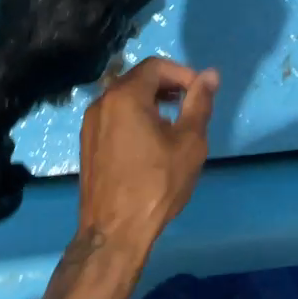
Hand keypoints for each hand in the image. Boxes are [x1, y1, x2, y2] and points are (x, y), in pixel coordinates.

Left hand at [77, 56, 218, 248]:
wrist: (114, 232)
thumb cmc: (157, 184)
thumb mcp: (189, 142)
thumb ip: (199, 103)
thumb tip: (210, 74)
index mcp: (125, 96)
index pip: (156, 65)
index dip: (183, 74)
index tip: (200, 95)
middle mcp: (102, 102)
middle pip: (138, 79)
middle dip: (167, 86)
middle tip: (190, 108)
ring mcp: (90, 123)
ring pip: (124, 98)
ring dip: (151, 102)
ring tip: (173, 125)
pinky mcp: (87, 143)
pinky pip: (114, 116)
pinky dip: (134, 117)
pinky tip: (150, 143)